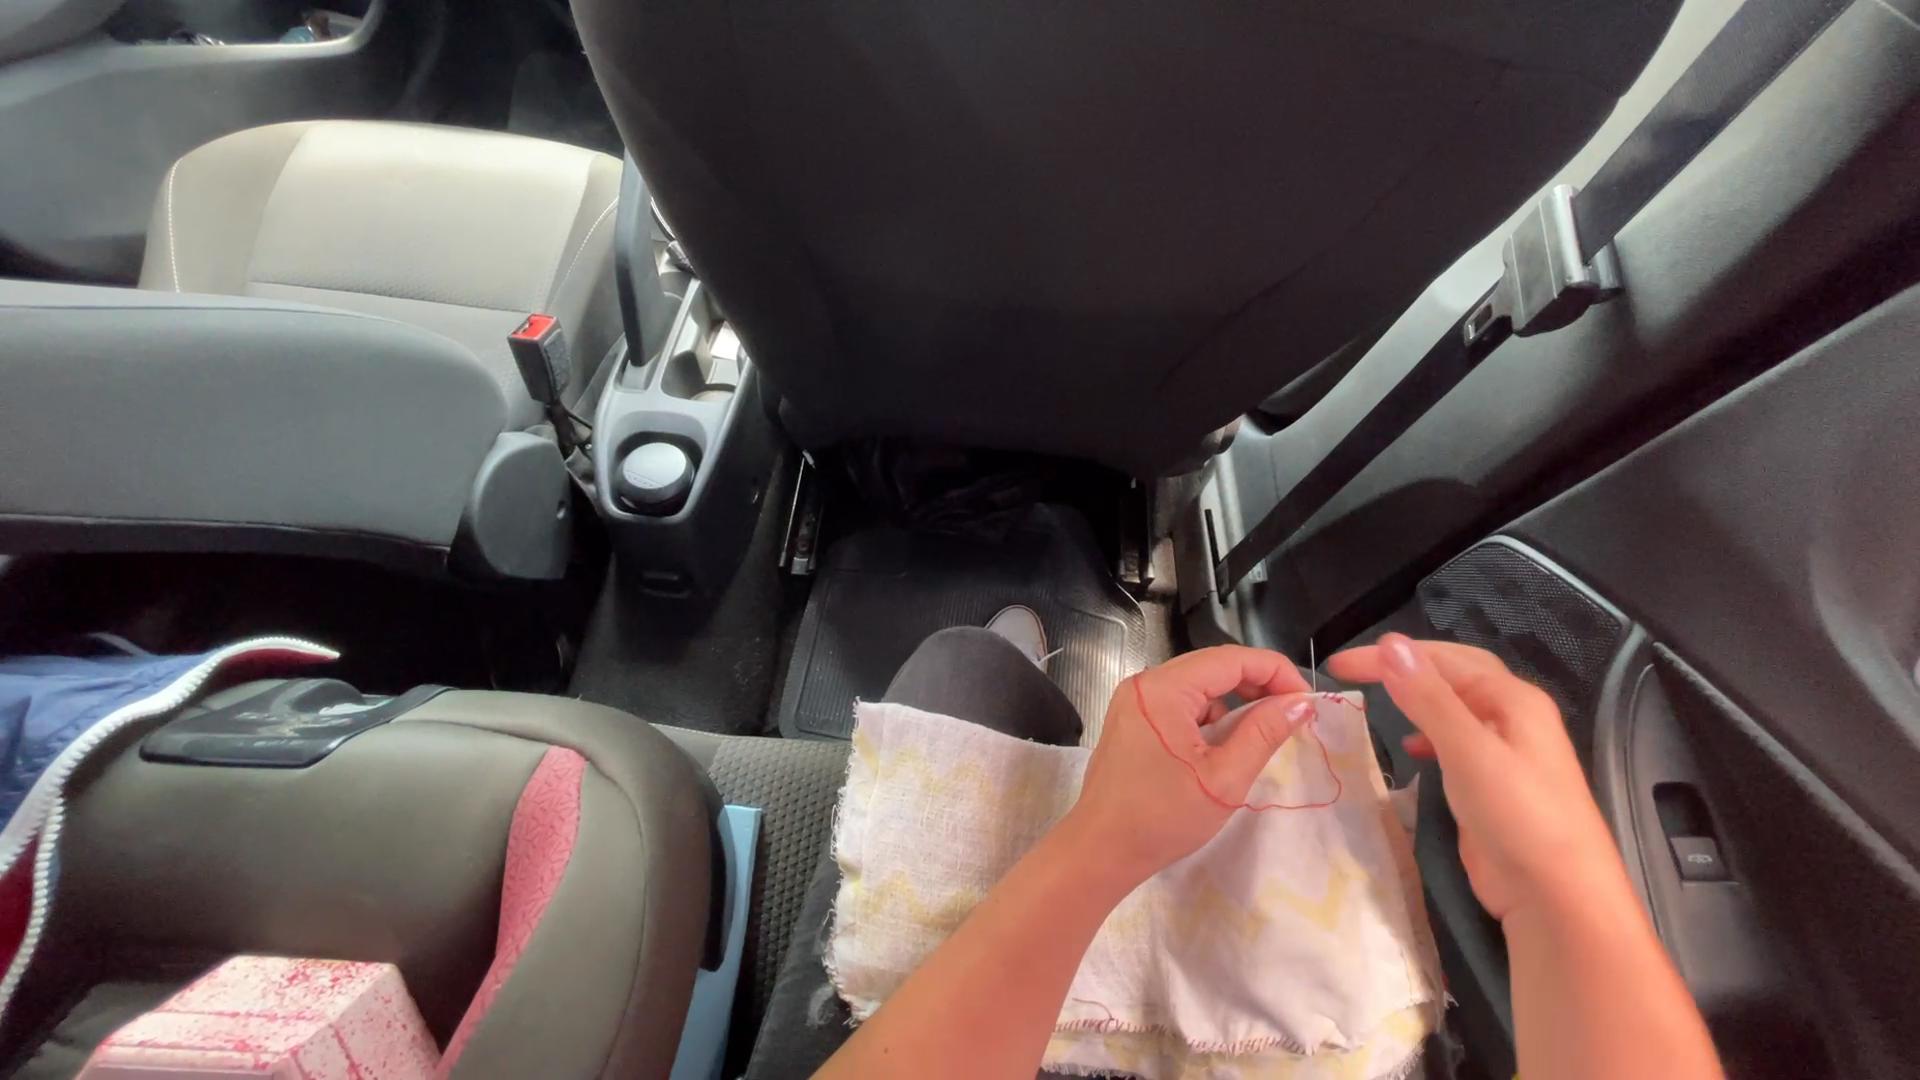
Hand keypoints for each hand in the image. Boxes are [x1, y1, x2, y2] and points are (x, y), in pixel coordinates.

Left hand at [1065, 646, 1316, 884]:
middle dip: (1257, 685)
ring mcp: (1134, 699)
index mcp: (1163, 689)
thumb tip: (1300, 703)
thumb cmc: (1162, 817)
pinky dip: (1206, 717)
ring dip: (1231, 703)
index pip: (1230, 659)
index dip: (1275, 671)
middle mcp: (1144, 683)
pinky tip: (1219, 747)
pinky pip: (1179, 702)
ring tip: (1258, 735)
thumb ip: (1264, 734)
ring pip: (1197, 685)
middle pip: (1212, 666)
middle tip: (1292, 715)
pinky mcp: (1131, 717)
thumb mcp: (1224, 779)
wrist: (1102, 848)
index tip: (1306, 700)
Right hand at [1326, 634, 1630, 921]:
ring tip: (1375, 699)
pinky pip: (1451, 740)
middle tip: (1353, 671)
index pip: (1442, 658)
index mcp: (1513, 700)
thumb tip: (1390, 644)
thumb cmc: (1519, 818)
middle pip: (1451, 673)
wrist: (1558, 900)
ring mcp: (1503, 751)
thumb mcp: (1467, 751)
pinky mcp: (1490, 782)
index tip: (1339, 666)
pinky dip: (1424, 733)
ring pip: (1451, 706)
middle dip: (1403, 666)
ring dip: (1413, 697)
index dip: (1388, 655)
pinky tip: (1409, 748)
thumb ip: (1427, 697)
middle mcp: (1511, 717)